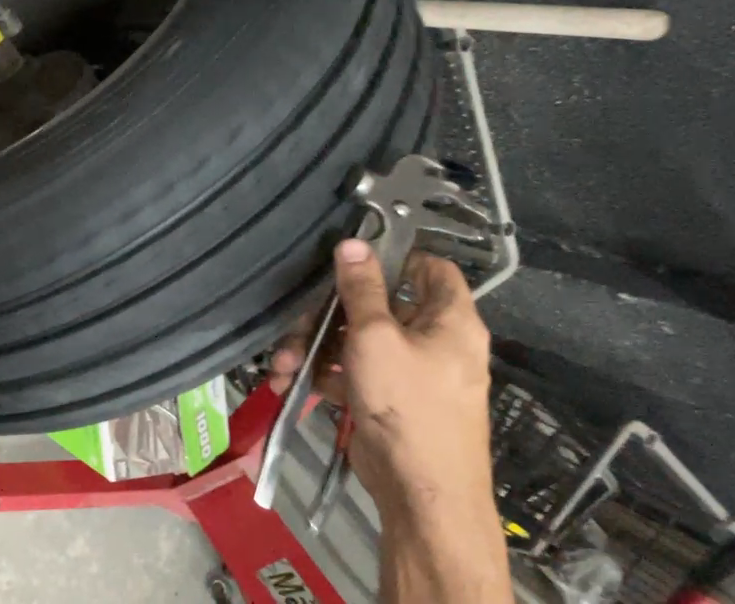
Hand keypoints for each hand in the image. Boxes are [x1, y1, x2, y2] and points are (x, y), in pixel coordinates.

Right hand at [270, 239, 494, 520]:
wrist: (421, 491)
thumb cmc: (407, 404)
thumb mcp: (375, 337)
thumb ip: (361, 289)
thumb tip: (353, 242)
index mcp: (449, 321)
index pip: (431, 268)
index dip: (394, 256)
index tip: (349, 258)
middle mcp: (433, 341)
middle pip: (377, 306)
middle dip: (327, 314)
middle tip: (297, 323)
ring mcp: (409, 371)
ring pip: (355, 339)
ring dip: (314, 347)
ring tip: (285, 365)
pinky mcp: (387, 396)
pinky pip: (351, 370)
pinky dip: (322, 374)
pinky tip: (293, 383)